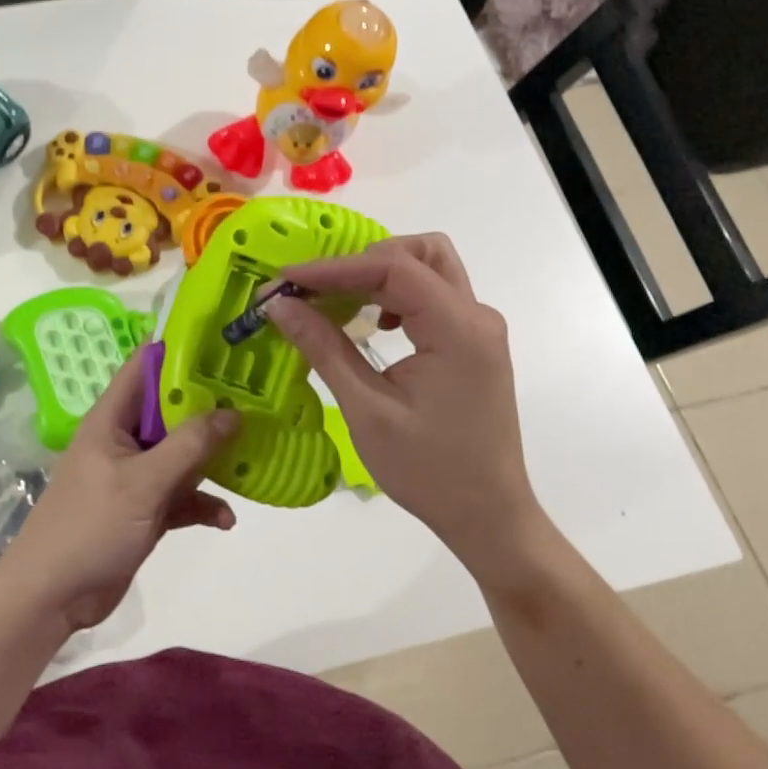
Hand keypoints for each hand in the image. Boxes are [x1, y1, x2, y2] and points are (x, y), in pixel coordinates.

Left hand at [0, 348, 240, 631]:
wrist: (53, 595)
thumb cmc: (91, 525)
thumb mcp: (144, 482)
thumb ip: (189, 446)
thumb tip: (234, 412)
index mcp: (111, 419)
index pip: (145, 367)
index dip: (181, 351)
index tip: (226, 346)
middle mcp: (123, 440)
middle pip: (171, 411)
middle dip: (211, 408)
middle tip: (260, 400)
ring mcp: (134, 476)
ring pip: (181, 455)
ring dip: (213, 461)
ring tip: (254, 459)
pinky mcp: (143, 510)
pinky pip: (180, 496)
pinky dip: (202, 504)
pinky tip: (226, 520)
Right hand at [268, 234, 541, 564]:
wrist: (488, 515)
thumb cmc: (428, 470)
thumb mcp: (367, 410)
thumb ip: (324, 348)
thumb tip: (279, 306)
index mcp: (457, 329)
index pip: (392, 267)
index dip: (333, 268)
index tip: (284, 283)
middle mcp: (476, 316)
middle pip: (418, 253)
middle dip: (359, 261)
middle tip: (313, 290)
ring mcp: (478, 329)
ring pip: (428, 267)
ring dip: (379, 274)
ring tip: (336, 303)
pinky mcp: (472, 343)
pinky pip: (431, 295)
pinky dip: (395, 295)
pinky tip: (370, 326)